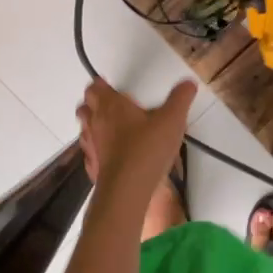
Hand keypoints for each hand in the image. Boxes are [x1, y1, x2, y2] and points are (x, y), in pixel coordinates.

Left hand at [76, 79, 196, 198]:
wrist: (127, 190)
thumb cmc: (147, 148)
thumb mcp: (172, 120)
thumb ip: (180, 99)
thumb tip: (188, 82)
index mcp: (111, 106)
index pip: (95, 88)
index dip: (100, 85)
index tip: (107, 84)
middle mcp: (96, 123)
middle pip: (85, 107)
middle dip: (93, 103)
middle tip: (108, 104)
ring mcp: (91, 147)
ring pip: (84, 129)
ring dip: (92, 125)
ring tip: (108, 127)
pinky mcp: (92, 167)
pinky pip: (89, 153)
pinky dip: (96, 149)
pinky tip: (108, 154)